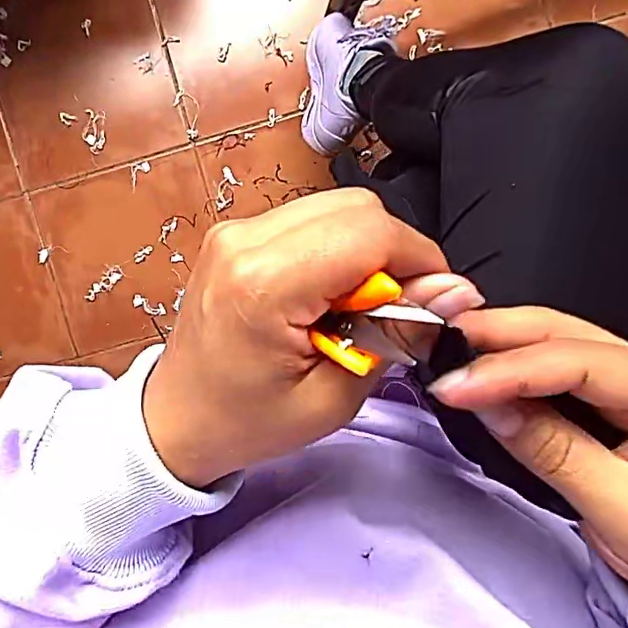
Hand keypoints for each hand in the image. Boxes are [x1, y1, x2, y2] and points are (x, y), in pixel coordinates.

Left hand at [144, 189, 481, 487]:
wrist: (177, 420)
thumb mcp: (335, 395)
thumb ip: (396, 332)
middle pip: (360, 208)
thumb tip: (451, 292)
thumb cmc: (245, 421)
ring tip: (358, 304)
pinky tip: (331, 291)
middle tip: (395, 306)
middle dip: (396, 252)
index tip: (435, 297)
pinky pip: (316, 217)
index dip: (420, 260)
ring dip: (369, 249)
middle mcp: (246, 240)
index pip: (372, 233)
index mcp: (264, 284)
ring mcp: (239, 229)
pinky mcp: (242, 232)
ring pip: (342, 206)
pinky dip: (342, 248)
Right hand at [428, 307, 627, 627]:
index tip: (455, 382)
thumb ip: (557, 454)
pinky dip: (522, 376)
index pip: (582, 361)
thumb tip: (491, 406)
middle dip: (501, 336)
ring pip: (563, 348)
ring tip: (454, 354)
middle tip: (441, 341)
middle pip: (570, 336)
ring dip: (506, 350)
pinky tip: (490, 376)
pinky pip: (566, 378)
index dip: (511, 368)